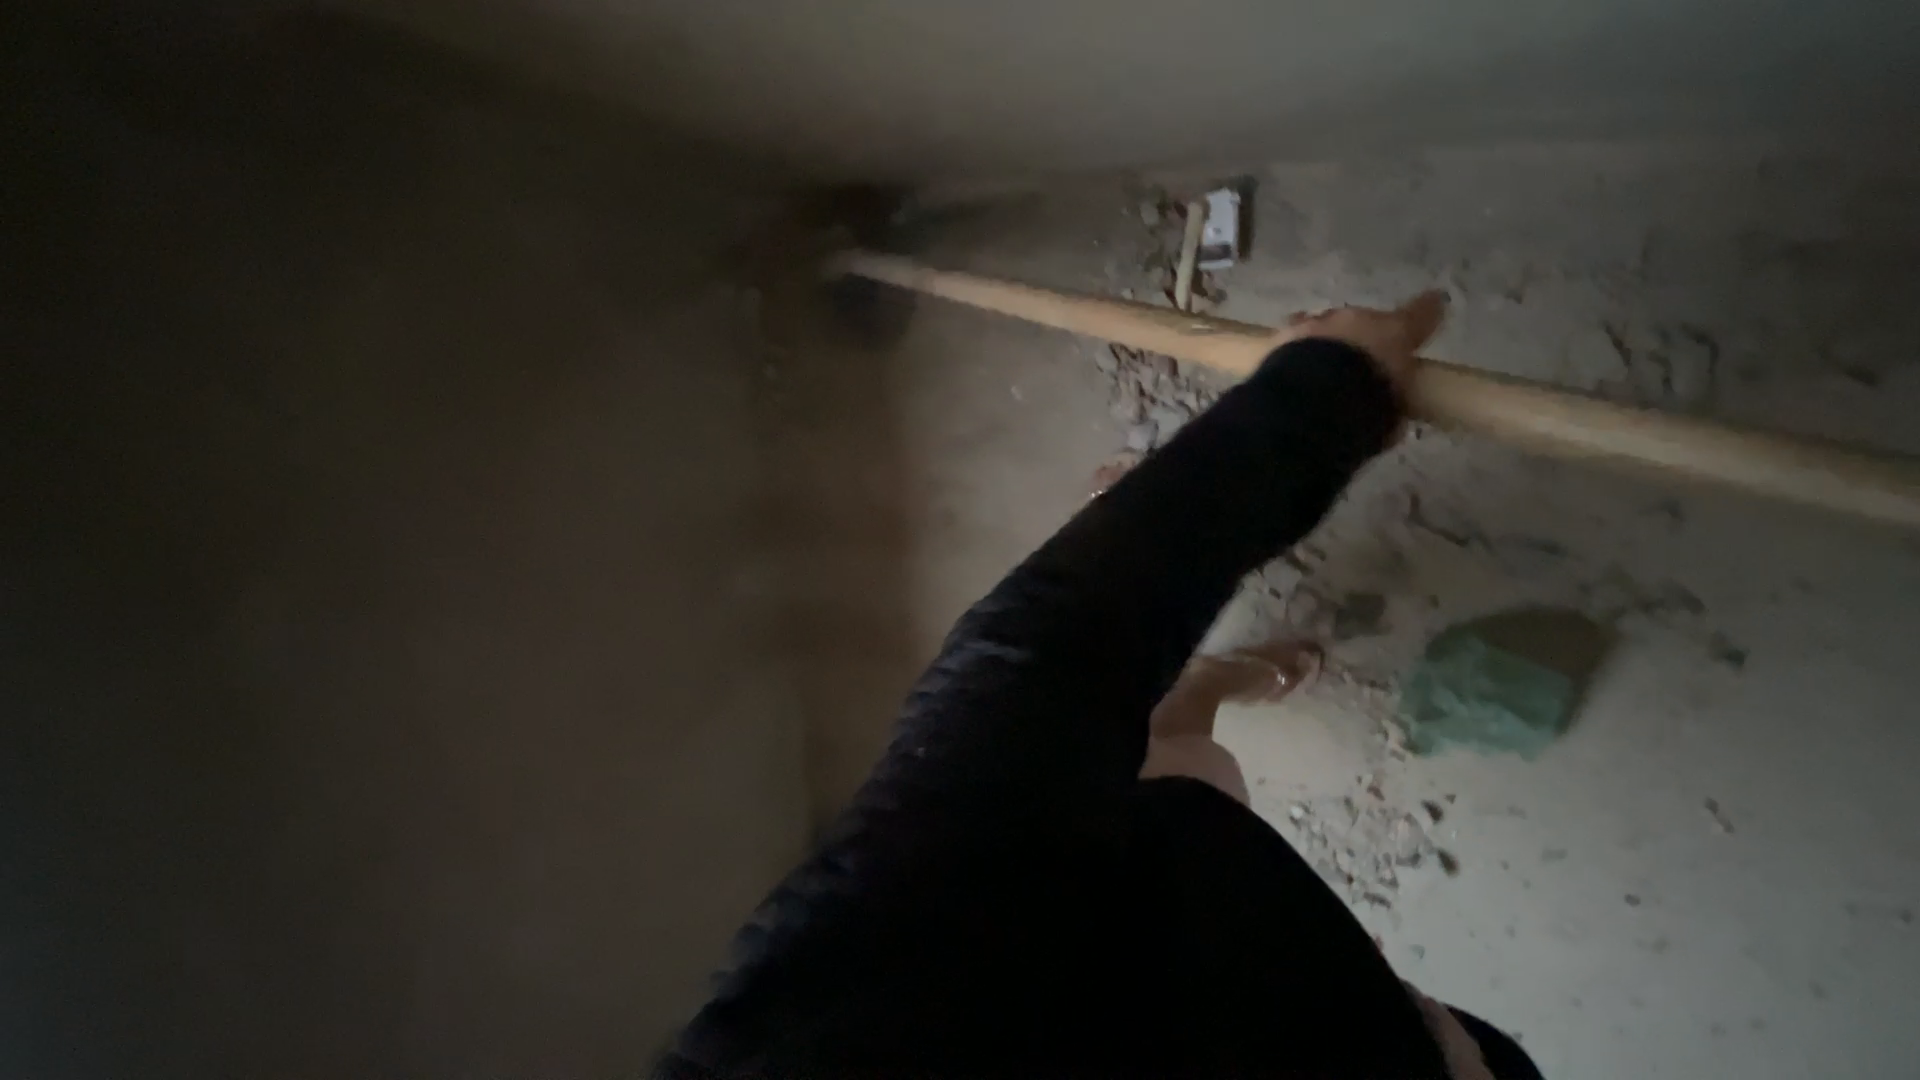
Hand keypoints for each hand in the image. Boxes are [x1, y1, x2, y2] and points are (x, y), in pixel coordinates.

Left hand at [1269, 290, 1448, 398]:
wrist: (1308, 407)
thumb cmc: (1363, 409)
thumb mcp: (1390, 417)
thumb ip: (1392, 406)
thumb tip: (1389, 416)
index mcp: (1393, 333)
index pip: (1420, 315)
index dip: (1427, 311)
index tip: (1435, 304)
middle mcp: (1354, 319)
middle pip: (1360, 322)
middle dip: (1358, 339)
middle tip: (1351, 365)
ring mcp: (1313, 324)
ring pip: (1320, 324)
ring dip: (1320, 341)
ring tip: (1313, 365)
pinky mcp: (1277, 338)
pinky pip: (1286, 340)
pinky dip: (1288, 353)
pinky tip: (1284, 370)